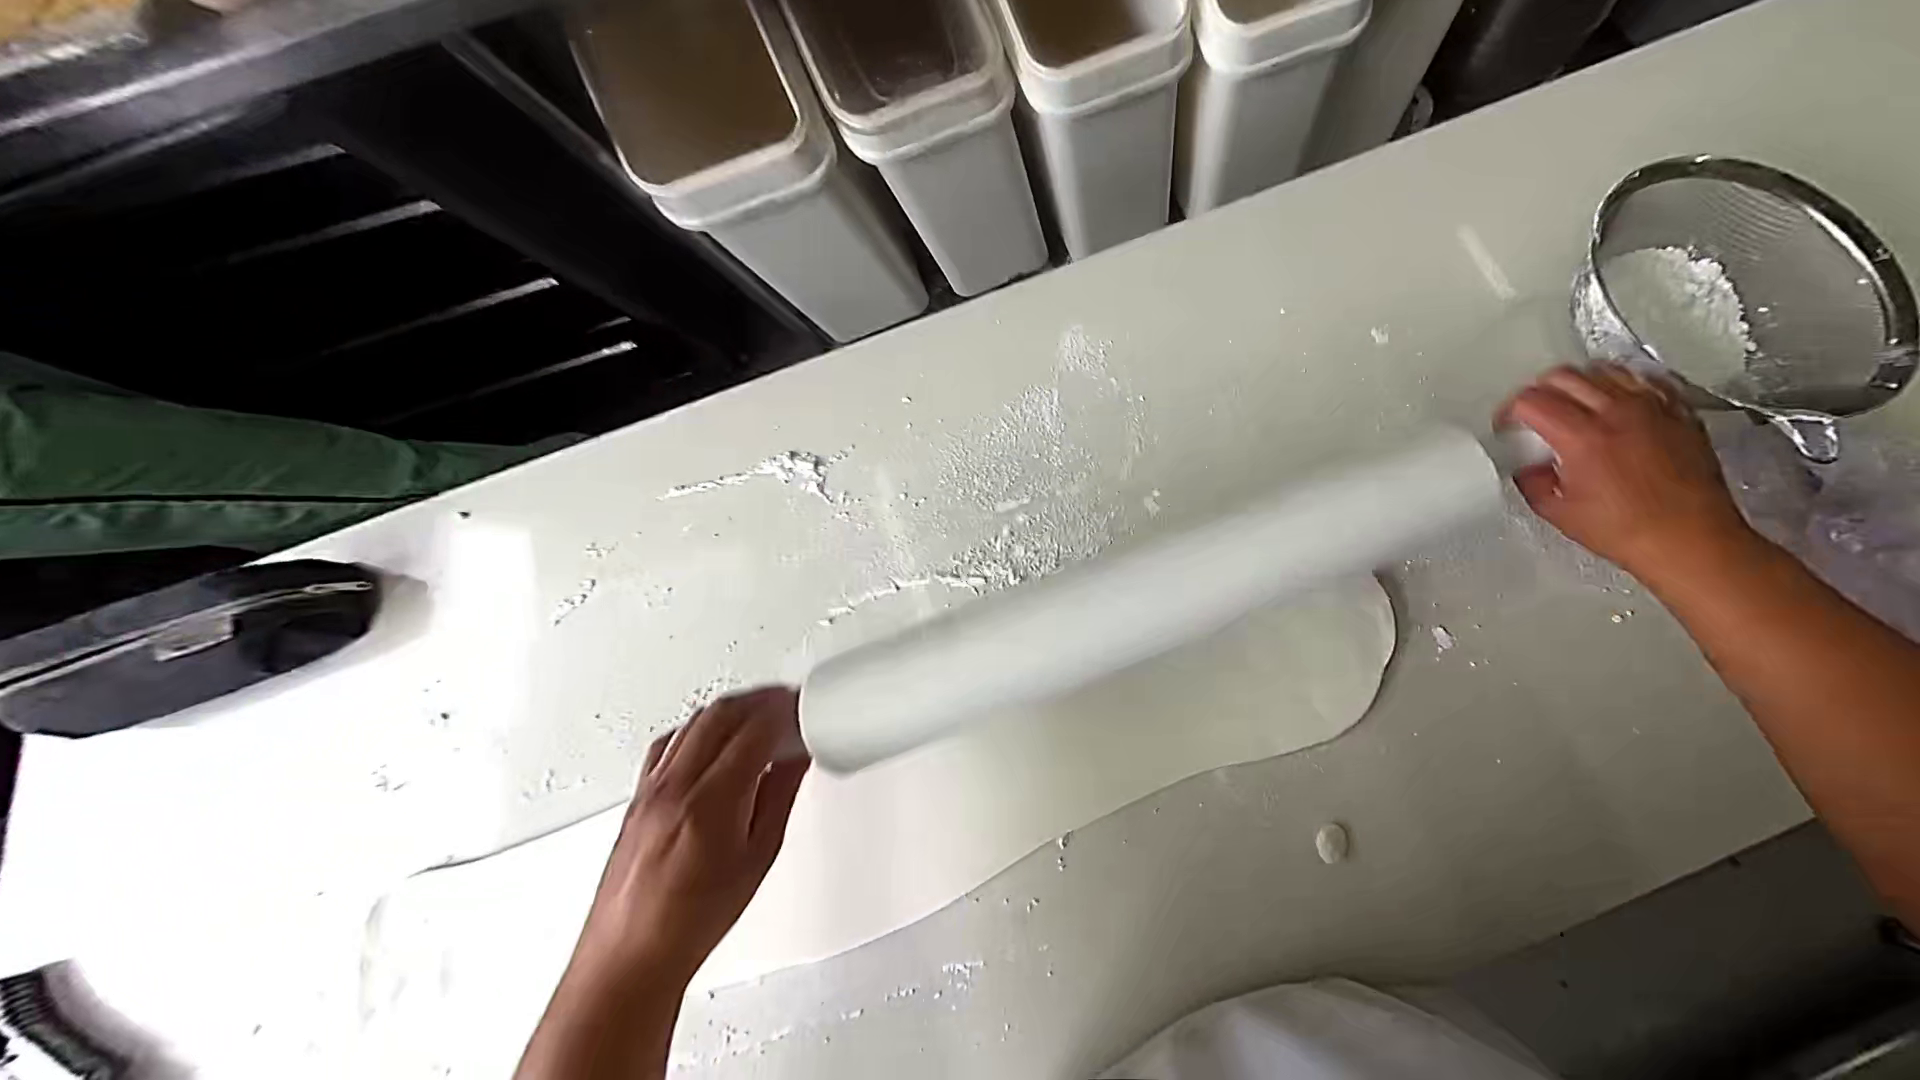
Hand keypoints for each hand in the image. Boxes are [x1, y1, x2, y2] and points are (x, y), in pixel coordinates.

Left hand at [518, 687, 808, 1079]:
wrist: (629, 957)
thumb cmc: (688, 923)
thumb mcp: (758, 859)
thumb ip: (779, 798)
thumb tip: (794, 760)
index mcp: (712, 803)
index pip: (756, 730)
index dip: (785, 711)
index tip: (802, 709)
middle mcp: (676, 786)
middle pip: (723, 713)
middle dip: (761, 700)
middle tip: (786, 704)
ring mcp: (652, 787)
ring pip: (695, 721)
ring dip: (732, 708)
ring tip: (757, 716)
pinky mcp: (638, 794)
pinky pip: (670, 741)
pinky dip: (699, 727)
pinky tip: (713, 737)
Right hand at [1499, 365, 1761, 581]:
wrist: (1688, 539)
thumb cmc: (1626, 528)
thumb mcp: (1555, 509)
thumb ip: (1531, 479)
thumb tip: (1528, 465)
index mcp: (1582, 437)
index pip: (1530, 400)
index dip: (1508, 410)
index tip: (1506, 425)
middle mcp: (1619, 414)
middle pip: (1564, 376)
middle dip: (1537, 391)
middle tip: (1531, 412)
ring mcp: (1654, 410)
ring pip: (1605, 370)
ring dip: (1578, 382)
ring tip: (1570, 403)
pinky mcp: (1680, 414)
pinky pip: (1647, 380)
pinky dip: (1622, 384)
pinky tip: (1614, 401)